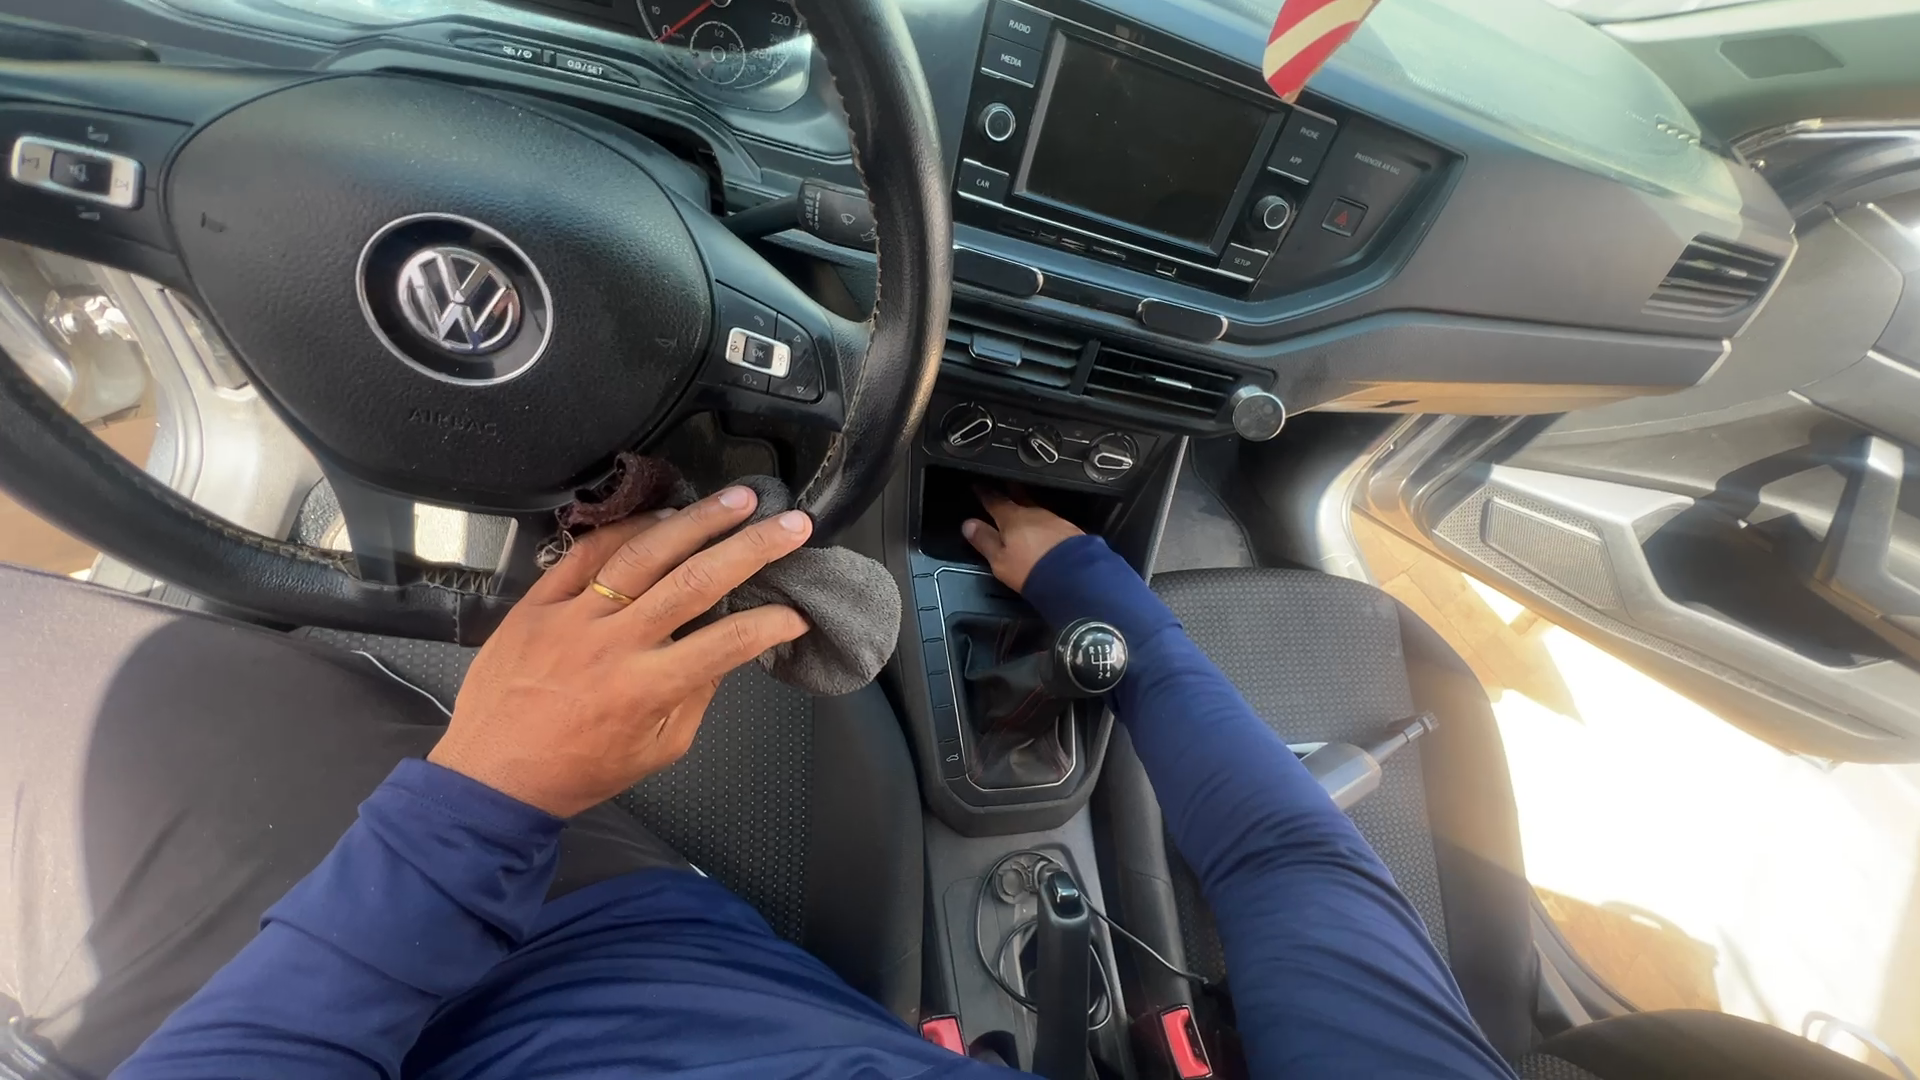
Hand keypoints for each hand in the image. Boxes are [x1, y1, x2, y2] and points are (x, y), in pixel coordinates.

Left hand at [429, 488, 812, 816]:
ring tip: (737, 499)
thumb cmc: (583, 769)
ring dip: (698, 521)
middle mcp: (616, 643)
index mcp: (649, 688)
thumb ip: (699, 695)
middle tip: (791, 525)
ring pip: (644, 553)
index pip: (728, 642)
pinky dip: (628, 527)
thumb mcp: (661, 748)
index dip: (772, 623)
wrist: (490, 778)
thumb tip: (726, 647)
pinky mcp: (539, 602)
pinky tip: (663, 513)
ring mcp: (574, 616)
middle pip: (696, 582)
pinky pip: (586, 552)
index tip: (797, 613)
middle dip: (753, 548)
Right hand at [961, 487, 1082, 592]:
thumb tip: (968, 525)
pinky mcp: (1071, 531)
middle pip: (1019, 497)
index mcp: (1012, 519)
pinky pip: (1053, 522)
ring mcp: (1055, 520)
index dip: (985, 493)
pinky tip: (1045, 530)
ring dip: (1028, 508)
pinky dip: (1044, 523)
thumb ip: (984, 541)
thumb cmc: (1033, 570)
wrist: (1075, 576)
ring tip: (1023, 508)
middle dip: (1010, 490)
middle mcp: (1034, 514)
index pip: (995, 501)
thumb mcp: (1000, 560)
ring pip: (1037, 509)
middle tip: (1004, 484)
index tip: (979, 485)